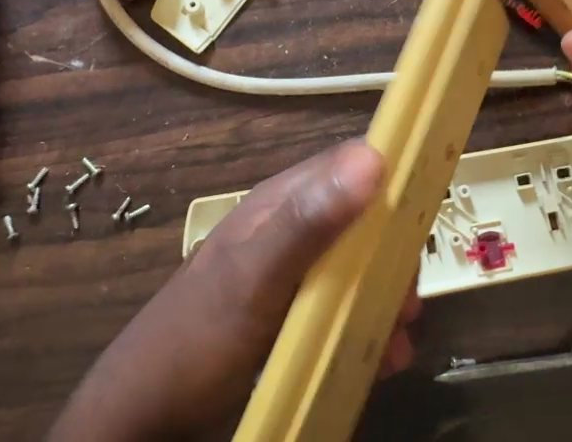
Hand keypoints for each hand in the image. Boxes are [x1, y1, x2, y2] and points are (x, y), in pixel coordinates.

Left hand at [50, 140, 418, 441]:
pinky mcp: (290, 318)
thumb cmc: (199, 337)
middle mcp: (289, 231)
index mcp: (280, 204)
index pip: (350, 166)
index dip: (392, 181)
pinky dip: (368, 329)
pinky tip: (381, 360)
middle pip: (362, 221)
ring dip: (387, 298)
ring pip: (357, 269)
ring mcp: (289, 276)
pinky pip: (343, 309)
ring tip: (401, 340)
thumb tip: (374, 156)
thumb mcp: (256, 277)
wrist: (145, 417)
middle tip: (411, 300)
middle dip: (395, 255)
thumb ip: (309, 222)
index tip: (426, 217)